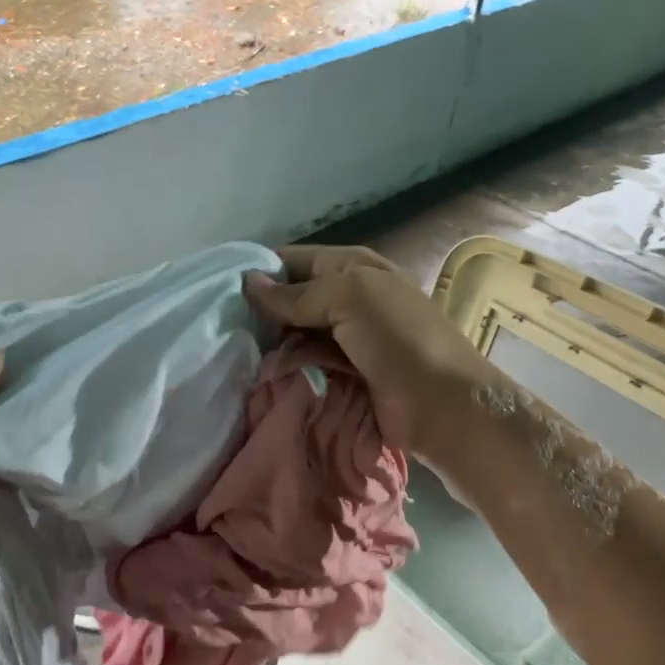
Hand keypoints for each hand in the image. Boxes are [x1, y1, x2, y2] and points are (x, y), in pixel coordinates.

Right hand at [245, 245, 495, 458]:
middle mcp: (350, 295)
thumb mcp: (349, 297)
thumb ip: (297, 293)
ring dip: (274, 342)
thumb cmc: (399, 339)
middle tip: (225, 328)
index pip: (295, 259)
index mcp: (354, 266)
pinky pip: (310, 360)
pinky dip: (291, 364)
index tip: (220, 290)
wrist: (444, 405)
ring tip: (243, 355)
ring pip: (298, 331)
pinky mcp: (348, 372)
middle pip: (294, 296)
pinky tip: (269, 374)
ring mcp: (350, 336)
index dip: (261, 271)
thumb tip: (247, 283)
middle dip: (263, 310)